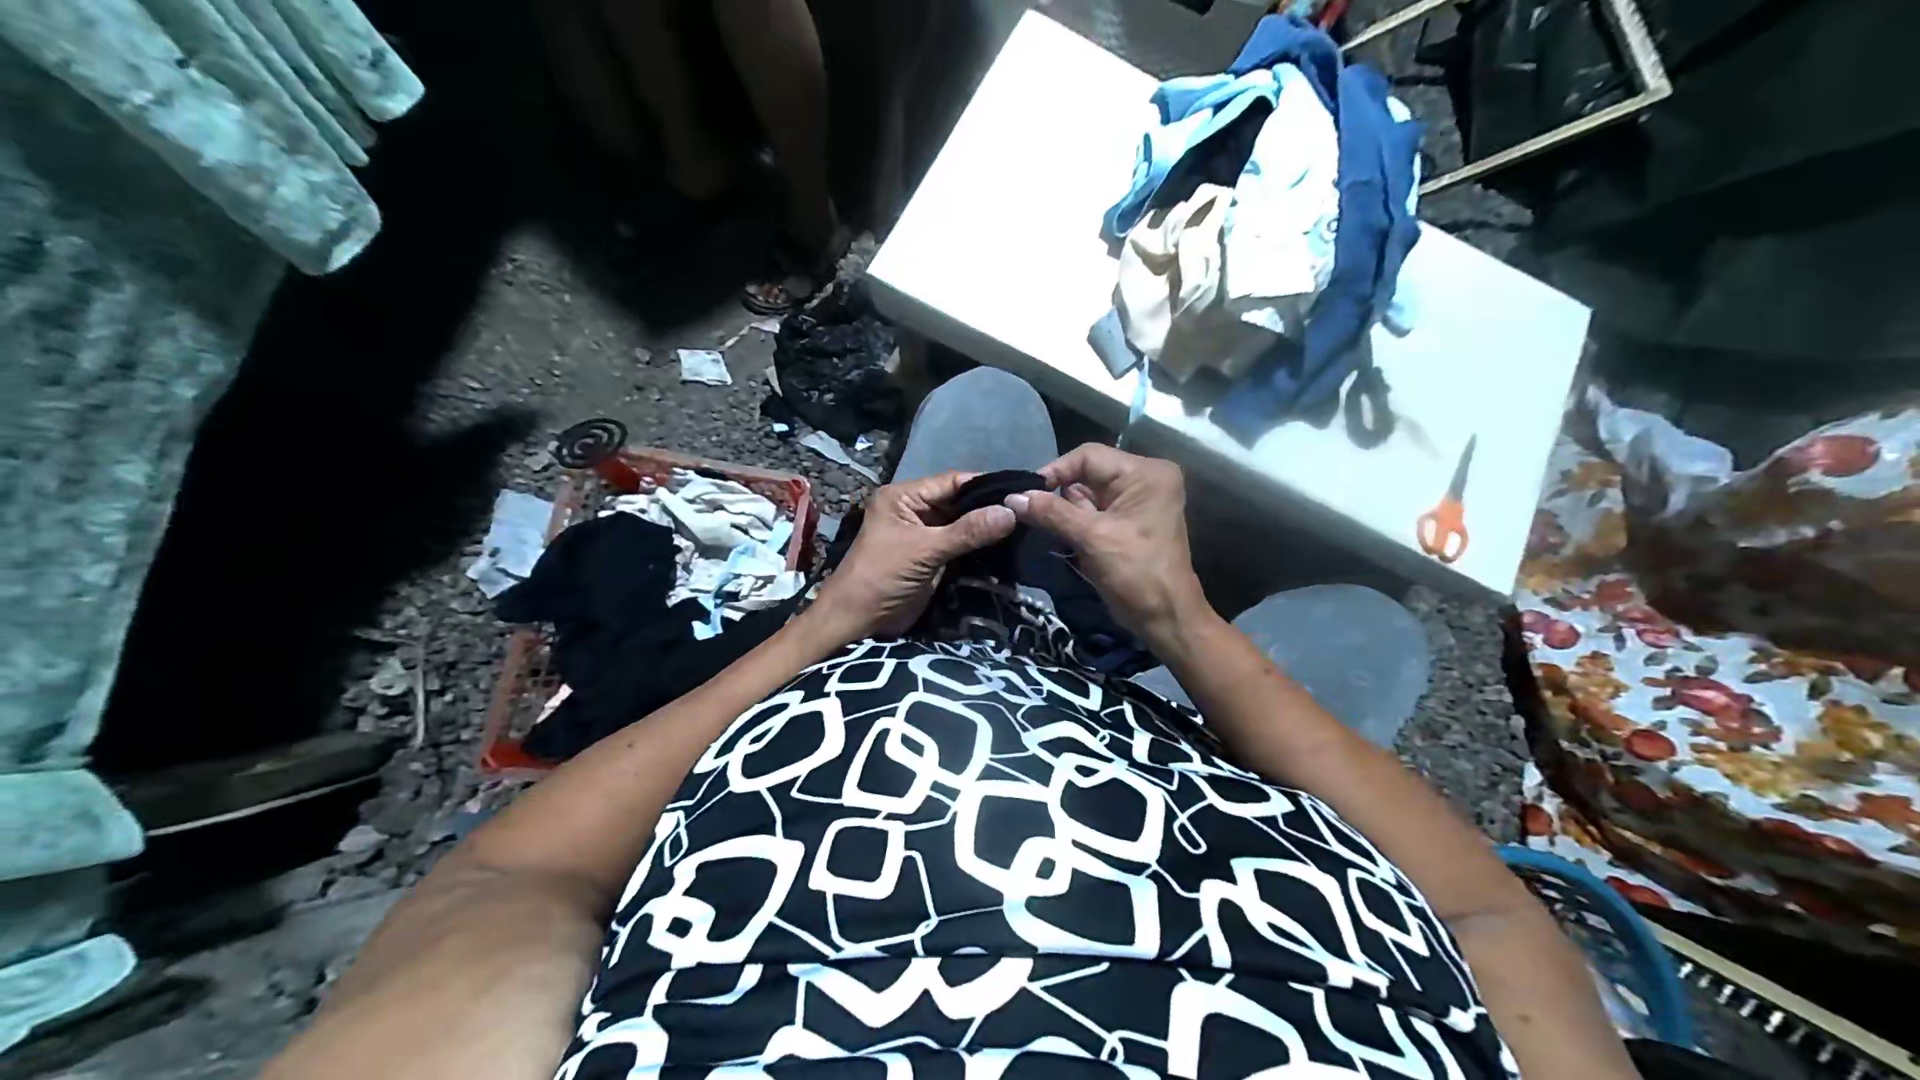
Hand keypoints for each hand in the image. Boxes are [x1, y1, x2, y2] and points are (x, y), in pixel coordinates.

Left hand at [807, 471, 1016, 644]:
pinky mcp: (931, 557)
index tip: (1020, 490)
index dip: (984, 485)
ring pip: (962, 524)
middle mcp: (913, 510)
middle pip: (958, 501)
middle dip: (988, 507)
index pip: (951, 482)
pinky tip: (1007, 545)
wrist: (858, 621)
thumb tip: (1011, 511)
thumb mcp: (925, 551)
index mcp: (903, 497)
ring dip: (986, 528)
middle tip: (1027, 510)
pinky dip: (979, 546)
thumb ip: (968, 531)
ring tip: (1024, 525)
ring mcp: (923, 534)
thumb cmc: (882, 577)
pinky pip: (960, 544)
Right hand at [1004, 444, 1211, 645]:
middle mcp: (1144, 479)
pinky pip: (1093, 512)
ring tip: (1052, 532)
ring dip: (1066, 514)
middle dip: (1059, 496)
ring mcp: (1137, 501)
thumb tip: (1011, 497)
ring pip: (1086, 495)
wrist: (1166, 619)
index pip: (1088, 456)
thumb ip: (1051, 512)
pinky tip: (1065, 540)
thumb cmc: (1136, 573)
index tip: (1024, 494)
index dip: (1054, 472)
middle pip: (1086, 474)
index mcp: (1145, 473)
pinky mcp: (1128, 522)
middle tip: (1031, 515)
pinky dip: (1076, 524)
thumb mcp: (1091, 538)